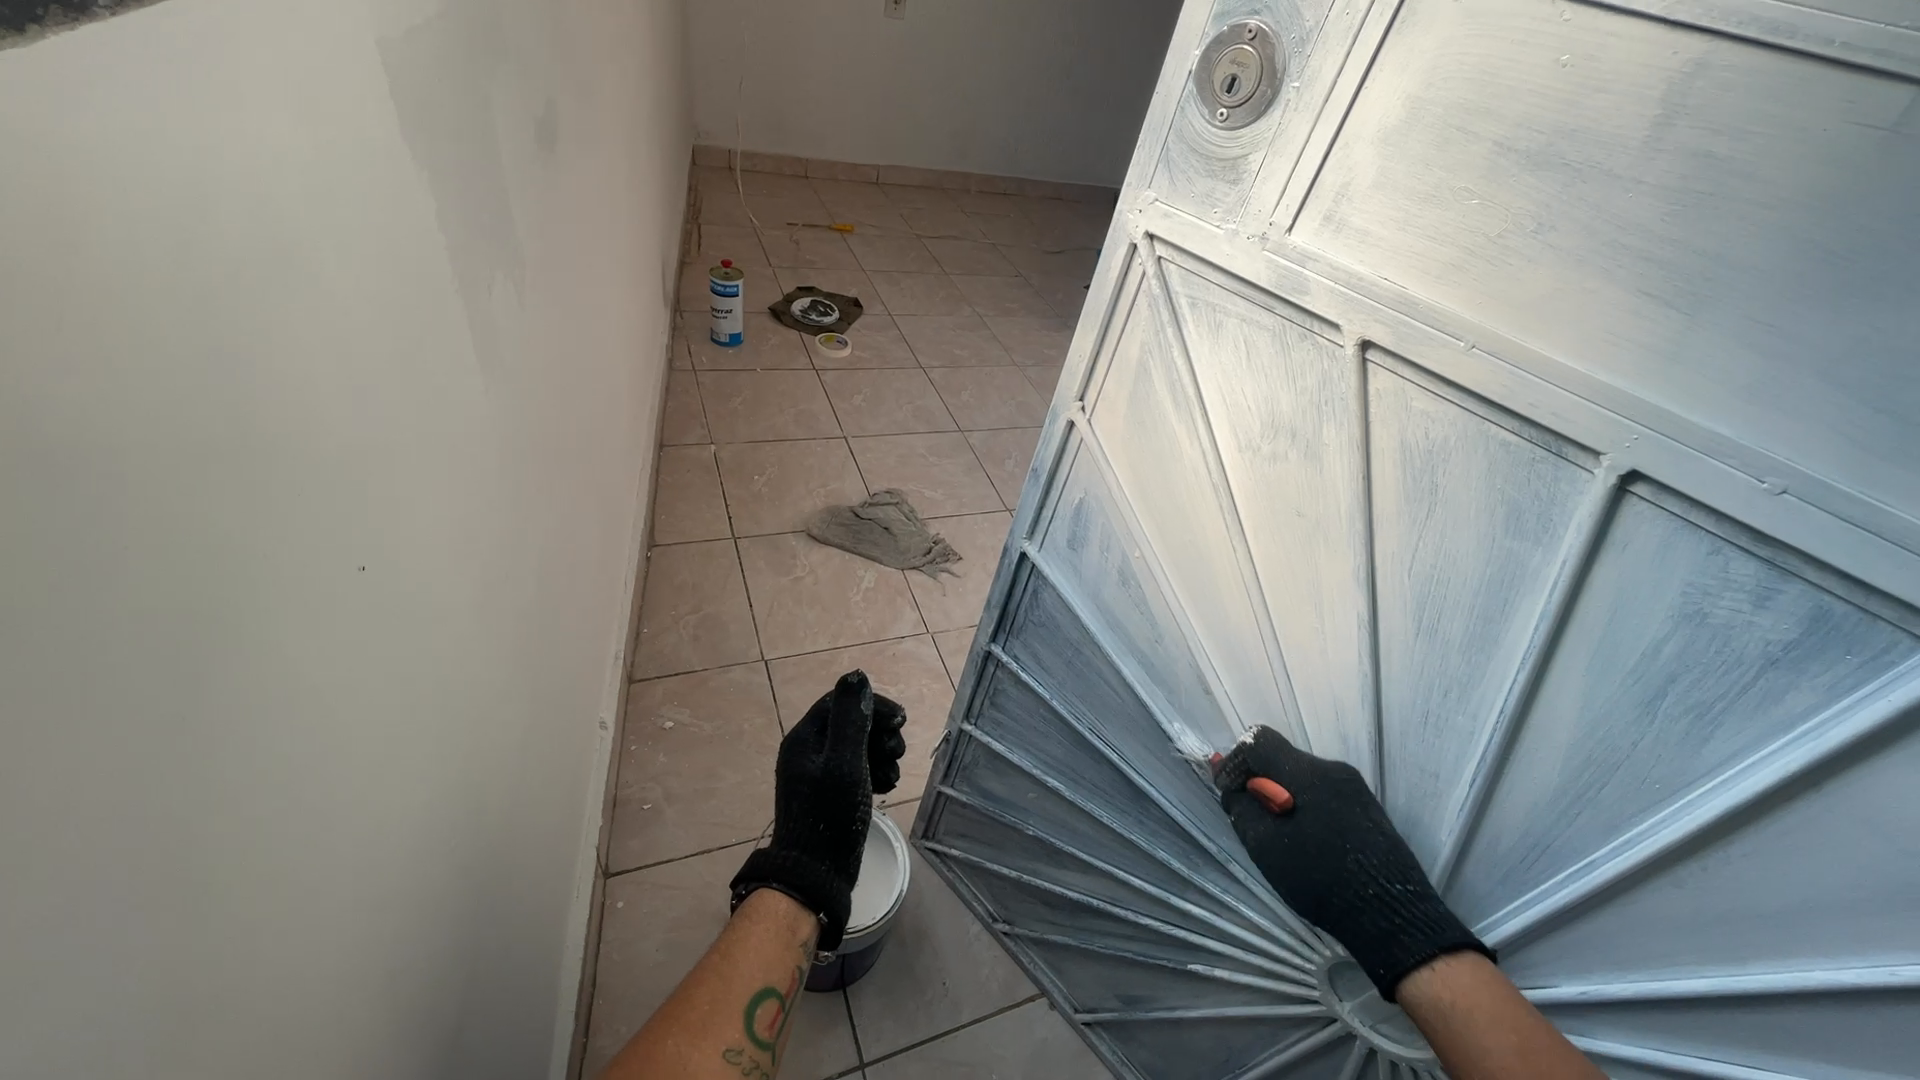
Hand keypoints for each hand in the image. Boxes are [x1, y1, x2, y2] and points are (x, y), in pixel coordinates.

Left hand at [729, 670, 907, 951]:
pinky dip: (875, 772)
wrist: (817, 875)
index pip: (842, 700)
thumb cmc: (830, 816)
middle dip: (880, 732)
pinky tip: (886, 788)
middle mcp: (809, 750)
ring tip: (893, 775)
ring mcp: (818, 774)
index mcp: (805, 737)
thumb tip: (857, 676)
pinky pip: (857, 769)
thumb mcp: (844, 762)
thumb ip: (851, 717)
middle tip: (898, 751)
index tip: (901, 722)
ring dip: (881, 753)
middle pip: (852, 722)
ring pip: (858, 746)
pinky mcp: (830, 794)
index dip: (874, 705)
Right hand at [1215, 727, 1491, 999]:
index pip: (1259, 740)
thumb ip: (1241, 806)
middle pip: (1281, 759)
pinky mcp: (1368, 809)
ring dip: (1283, 799)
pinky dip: (1306, 809)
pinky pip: (1324, 795)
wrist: (1393, 917)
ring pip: (1302, 779)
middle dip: (1260, 784)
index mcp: (1308, 773)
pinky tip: (1309, 845)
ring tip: (1281, 840)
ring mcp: (1355, 789)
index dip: (1237, 762)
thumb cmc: (1321, 880)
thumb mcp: (1265, 846)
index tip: (1233, 795)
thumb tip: (1227, 781)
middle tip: (1253, 823)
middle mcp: (1334, 770)